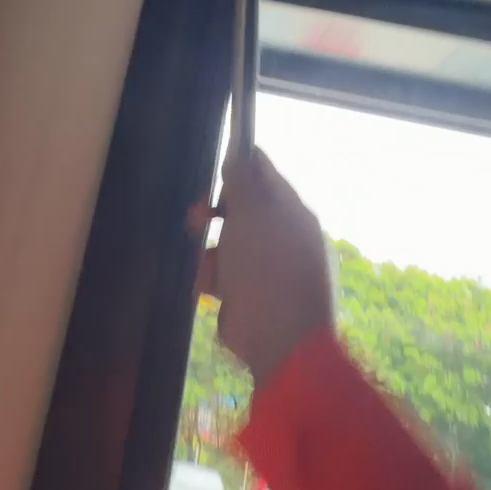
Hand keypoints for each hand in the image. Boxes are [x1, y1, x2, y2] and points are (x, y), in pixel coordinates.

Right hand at [192, 147, 333, 386]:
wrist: (279, 339)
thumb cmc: (266, 267)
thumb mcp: (250, 214)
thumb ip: (242, 181)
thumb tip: (240, 150)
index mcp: (292, 211)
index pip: (265, 174)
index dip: (240, 165)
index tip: (217, 168)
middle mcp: (283, 235)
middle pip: (243, 208)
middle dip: (216, 211)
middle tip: (198, 216)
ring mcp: (269, 266)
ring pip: (229, 242)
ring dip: (212, 250)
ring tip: (205, 263)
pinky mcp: (252, 294)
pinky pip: (226, 273)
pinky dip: (213, 277)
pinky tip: (207, 286)